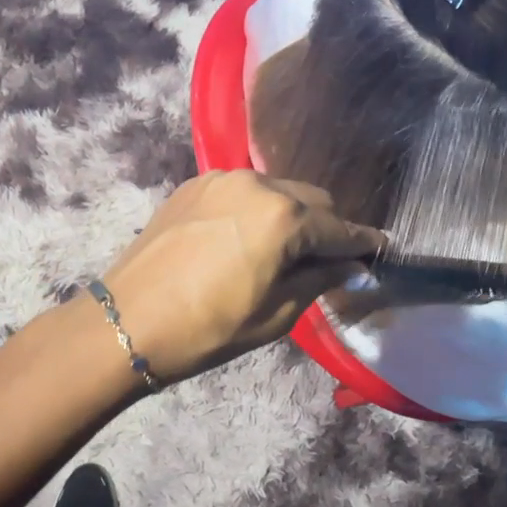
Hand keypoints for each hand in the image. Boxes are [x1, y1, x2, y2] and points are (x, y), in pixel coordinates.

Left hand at [99, 170, 385, 382]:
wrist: (126, 322)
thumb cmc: (208, 328)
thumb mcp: (276, 313)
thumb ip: (321, 279)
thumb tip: (352, 266)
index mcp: (284, 217)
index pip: (339, 228)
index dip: (362, 243)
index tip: (380, 249)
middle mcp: (259, 183)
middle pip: (312, 200)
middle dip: (326, 228)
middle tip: (324, 261)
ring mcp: (224, 178)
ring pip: (278, 190)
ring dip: (290, 215)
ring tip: (280, 250)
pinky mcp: (196, 183)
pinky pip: (243, 190)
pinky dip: (256, 209)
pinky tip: (242, 239)